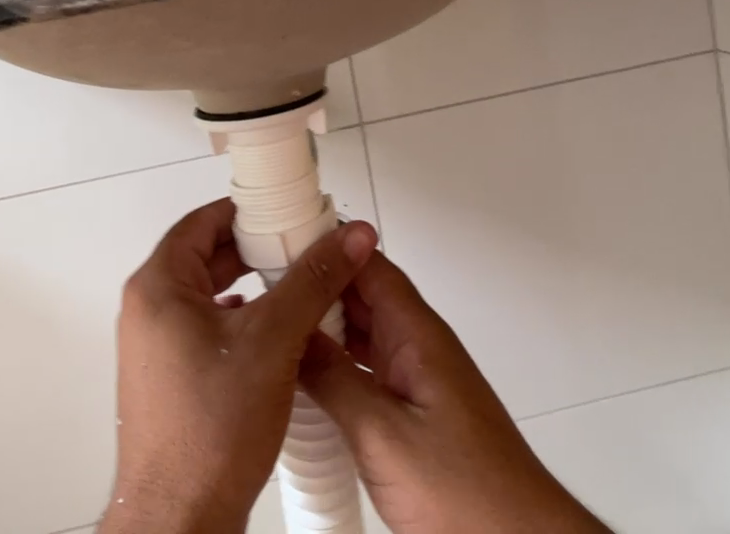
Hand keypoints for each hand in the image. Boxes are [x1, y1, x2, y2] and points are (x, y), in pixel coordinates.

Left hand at [103, 198, 378, 533]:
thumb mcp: (273, 341)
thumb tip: (348, 238)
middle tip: (298, 245)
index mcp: (157, 288)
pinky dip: (241, 318)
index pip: (200, 223)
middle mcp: (148, 312)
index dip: (245, 211)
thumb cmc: (209, 432)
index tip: (283, 210)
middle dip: (254, 248)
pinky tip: (273, 332)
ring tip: (294, 285)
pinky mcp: (171, 377)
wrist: (181, 515)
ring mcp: (156, 347)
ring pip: (209, 294)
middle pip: (205, 256)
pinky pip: (208, 327)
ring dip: (251, 284)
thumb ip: (313, 281)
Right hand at [298, 250, 611, 533]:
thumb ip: (334, 379)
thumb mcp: (382, 433)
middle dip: (315, 283)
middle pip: (361, 293)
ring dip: (321, 323)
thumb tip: (291, 338)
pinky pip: (365, 365)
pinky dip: (333, 360)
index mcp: (417, 335)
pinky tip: (304, 373)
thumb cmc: (467, 493)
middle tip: (262, 282)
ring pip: (360, 330)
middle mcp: (417, 346)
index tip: (282, 237)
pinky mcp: (410, 407)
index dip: (327, 246)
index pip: (368, 265)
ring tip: (272, 320)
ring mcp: (414, 376)